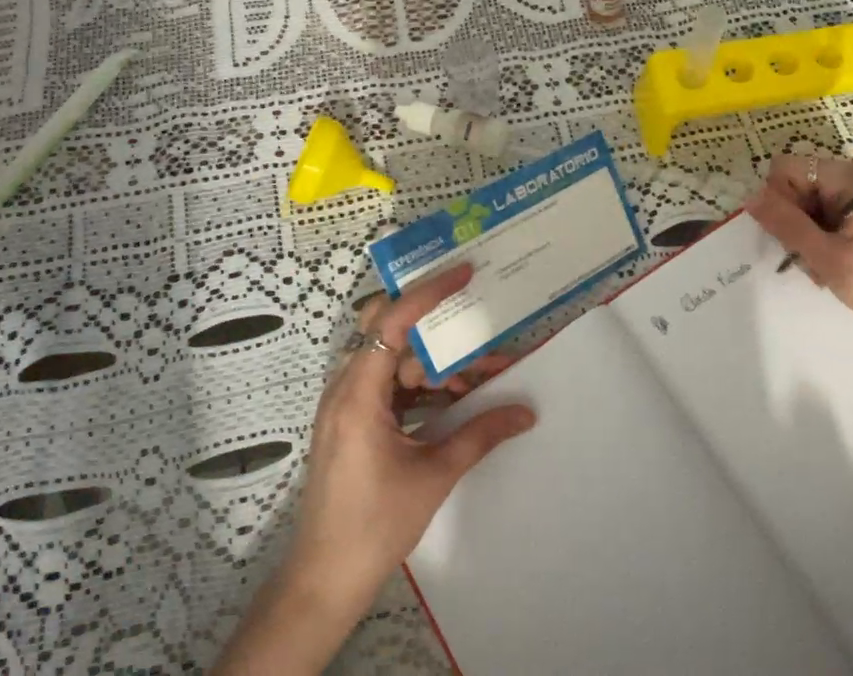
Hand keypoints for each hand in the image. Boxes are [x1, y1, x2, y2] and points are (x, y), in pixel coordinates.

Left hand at [215, 265, 533, 673]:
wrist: (326, 578)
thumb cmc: (374, 523)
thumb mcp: (434, 474)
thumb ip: (481, 434)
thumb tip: (526, 412)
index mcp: (358, 394)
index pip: (393, 323)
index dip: (428, 293)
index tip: (463, 274)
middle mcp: (345, 391)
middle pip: (394, 339)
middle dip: (442, 337)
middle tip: (484, 338)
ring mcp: (346, 409)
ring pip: (396, 367)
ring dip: (437, 370)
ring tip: (481, 381)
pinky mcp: (351, 426)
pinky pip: (391, 392)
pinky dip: (423, 392)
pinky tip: (457, 403)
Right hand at [745, 154, 852, 342]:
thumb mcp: (825, 256)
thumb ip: (786, 223)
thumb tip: (749, 197)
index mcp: (850, 176)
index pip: (787, 168)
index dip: (778, 199)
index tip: (792, 235)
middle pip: (797, 184)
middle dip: (793, 220)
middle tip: (810, 257)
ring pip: (807, 202)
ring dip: (805, 234)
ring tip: (823, 265)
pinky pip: (824, 213)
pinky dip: (819, 237)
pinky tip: (831, 263)